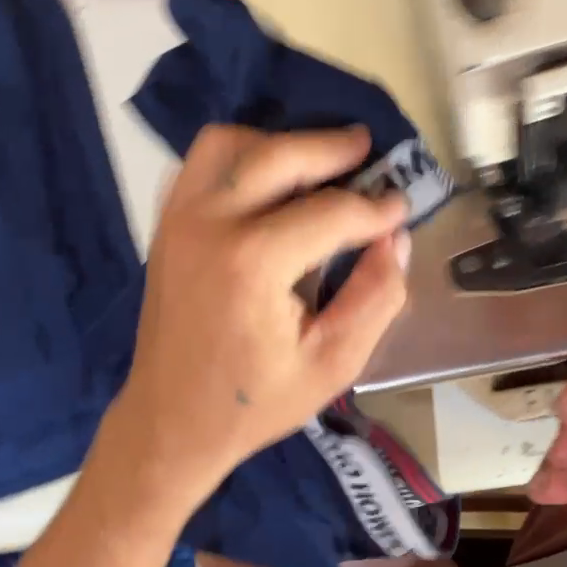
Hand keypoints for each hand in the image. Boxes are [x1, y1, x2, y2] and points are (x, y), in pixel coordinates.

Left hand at [110, 124, 409, 502]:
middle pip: (278, 155)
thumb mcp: (333, 364)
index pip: (330, 212)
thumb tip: (395, 238)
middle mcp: (208, 226)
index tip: (401, 209)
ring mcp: (178, 220)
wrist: (171, 422)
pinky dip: (238, 159)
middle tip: (367, 149)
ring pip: (228, 144)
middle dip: (331, 148)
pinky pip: (199, 165)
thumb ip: (376, 297)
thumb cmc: (254, 403)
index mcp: (251, 265)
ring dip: (276, 144)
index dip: (375, 208)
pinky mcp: (165, 225)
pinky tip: (268, 184)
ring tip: (315, 165)